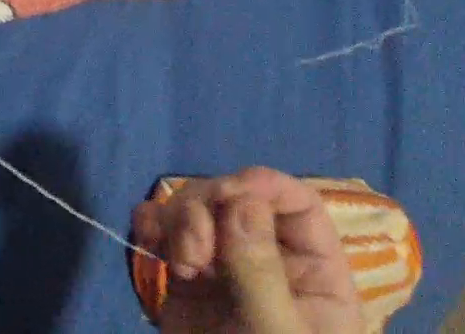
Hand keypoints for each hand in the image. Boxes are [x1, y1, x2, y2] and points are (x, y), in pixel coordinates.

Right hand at [132, 168, 364, 333]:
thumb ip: (260, 270)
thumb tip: (242, 199)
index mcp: (317, 277)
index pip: (298, 205)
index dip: (263, 187)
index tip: (228, 197)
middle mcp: (270, 261)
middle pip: (235, 196)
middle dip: (206, 209)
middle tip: (192, 248)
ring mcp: (223, 265)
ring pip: (195, 205)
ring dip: (176, 220)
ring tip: (176, 263)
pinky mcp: (183, 274)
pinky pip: (163, 224)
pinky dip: (150, 223)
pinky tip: (148, 242)